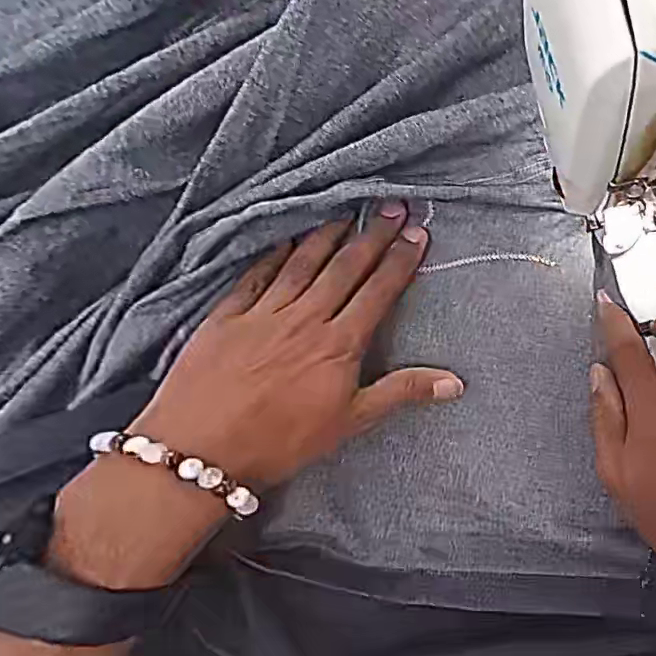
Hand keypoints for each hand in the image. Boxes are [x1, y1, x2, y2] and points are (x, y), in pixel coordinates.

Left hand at [130, 202, 462, 486]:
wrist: (200, 450)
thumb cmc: (282, 441)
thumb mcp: (351, 421)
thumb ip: (401, 392)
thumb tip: (455, 383)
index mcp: (338, 344)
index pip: (378, 292)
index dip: (400, 260)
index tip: (416, 233)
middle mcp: (305, 318)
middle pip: (346, 268)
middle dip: (372, 235)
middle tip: (391, 206)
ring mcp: (264, 313)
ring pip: (303, 262)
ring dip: (328, 234)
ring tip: (346, 209)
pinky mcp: (226, 315)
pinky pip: (256, 274)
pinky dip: (274, 253)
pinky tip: (287, 237)